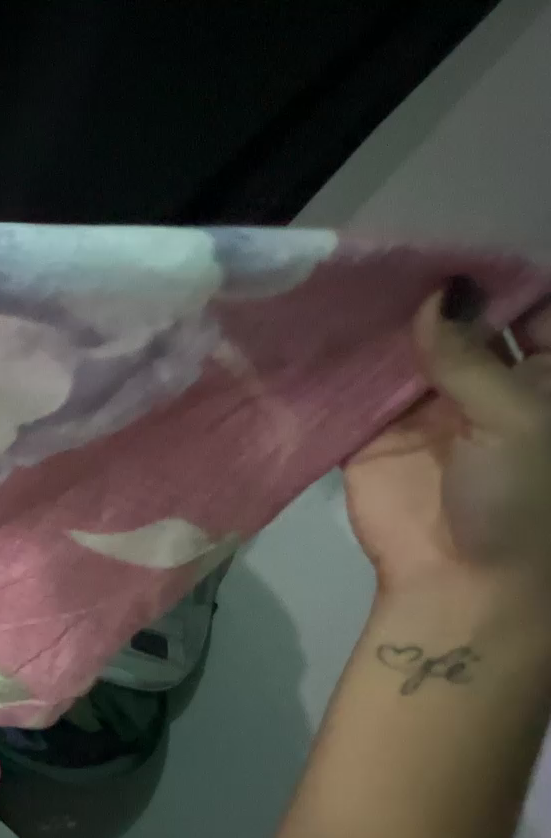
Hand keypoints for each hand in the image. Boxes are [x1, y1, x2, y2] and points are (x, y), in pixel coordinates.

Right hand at [345, 279, 550, 601]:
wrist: (460, 576)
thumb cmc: (524, 497)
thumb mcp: (520, 420)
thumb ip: (473, 360)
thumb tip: (439, 295)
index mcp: (548, 379)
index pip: (532, 312)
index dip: (500, 283)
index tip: (449, 255)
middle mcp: (489, 386)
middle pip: (464, 327)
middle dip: (432, 301)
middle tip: (383, 266)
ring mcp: (425, 410)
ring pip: (406, 356)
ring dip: (381, 331)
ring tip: (343, 293)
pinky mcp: (370, 435)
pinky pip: (354, 395)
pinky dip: (337, 372)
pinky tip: (314, 342)